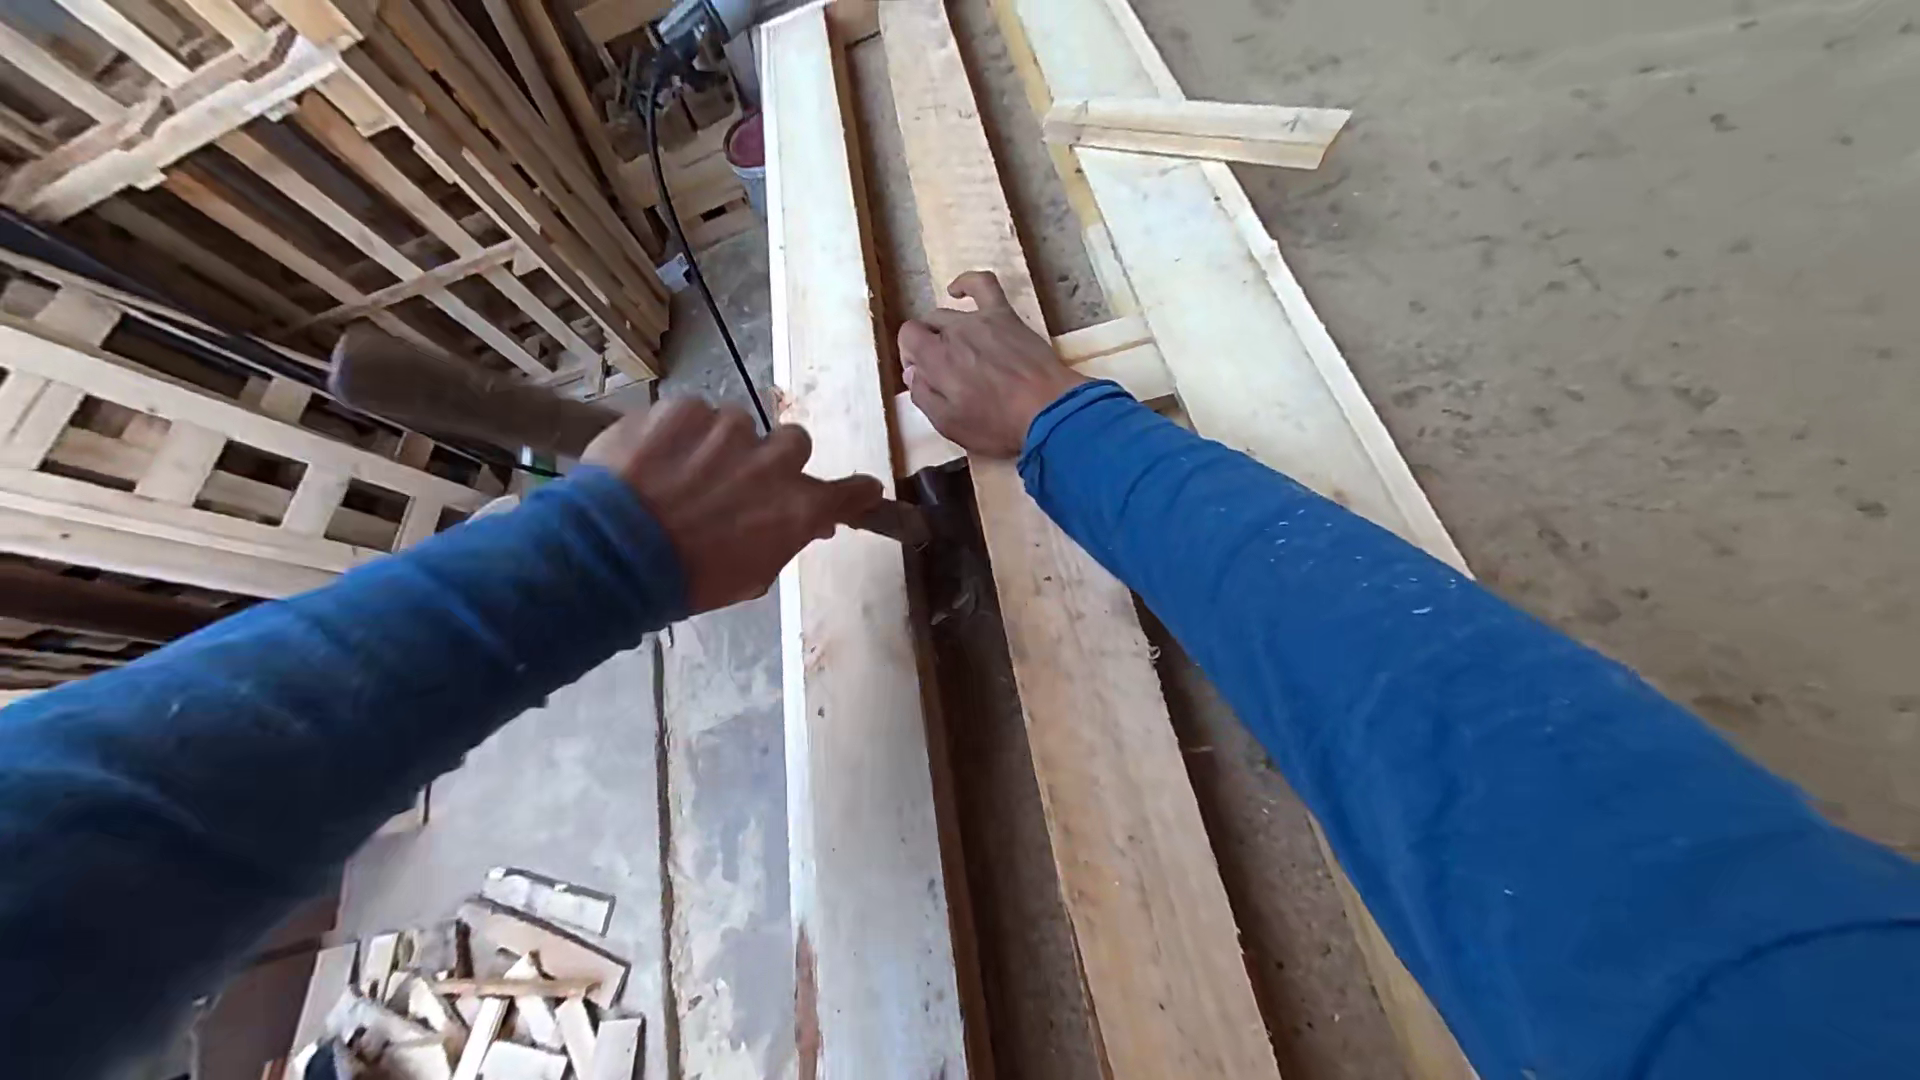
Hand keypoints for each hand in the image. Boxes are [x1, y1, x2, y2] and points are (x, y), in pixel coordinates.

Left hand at [583, 399, 884, 611]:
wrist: (610, 554)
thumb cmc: (689, 579)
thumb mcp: (752, 575)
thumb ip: (787, 540)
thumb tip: (811, 522)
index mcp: (797, 507)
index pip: (851, 492)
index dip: (858, 491)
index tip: (863, 490)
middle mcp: (774, 460)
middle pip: (795, 443)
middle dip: (774, 458)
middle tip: (741, 480)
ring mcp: (728, 428)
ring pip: (739, 426)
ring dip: (722, 445)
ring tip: (683, 472)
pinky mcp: (683, 408)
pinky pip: (694, 414)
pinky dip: (681, 432)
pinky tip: (655, 458)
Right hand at [898, 271, 1087, 457]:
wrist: (1049, 410)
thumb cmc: (998, 424)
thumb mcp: (949, 425)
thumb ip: (923, 396)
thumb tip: (912, 374)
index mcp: (937, 358)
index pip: (907, 336)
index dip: (909, 355)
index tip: (922, 375)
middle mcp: (955, 330)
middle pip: (927, 325)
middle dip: (927, 346)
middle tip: (944, 374)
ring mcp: (981, 319)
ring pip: (949, 312)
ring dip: (945, 330)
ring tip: (958, 352)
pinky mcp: (1006, 316)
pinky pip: (983, 284)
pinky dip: (966, 283)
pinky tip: (957, 291)